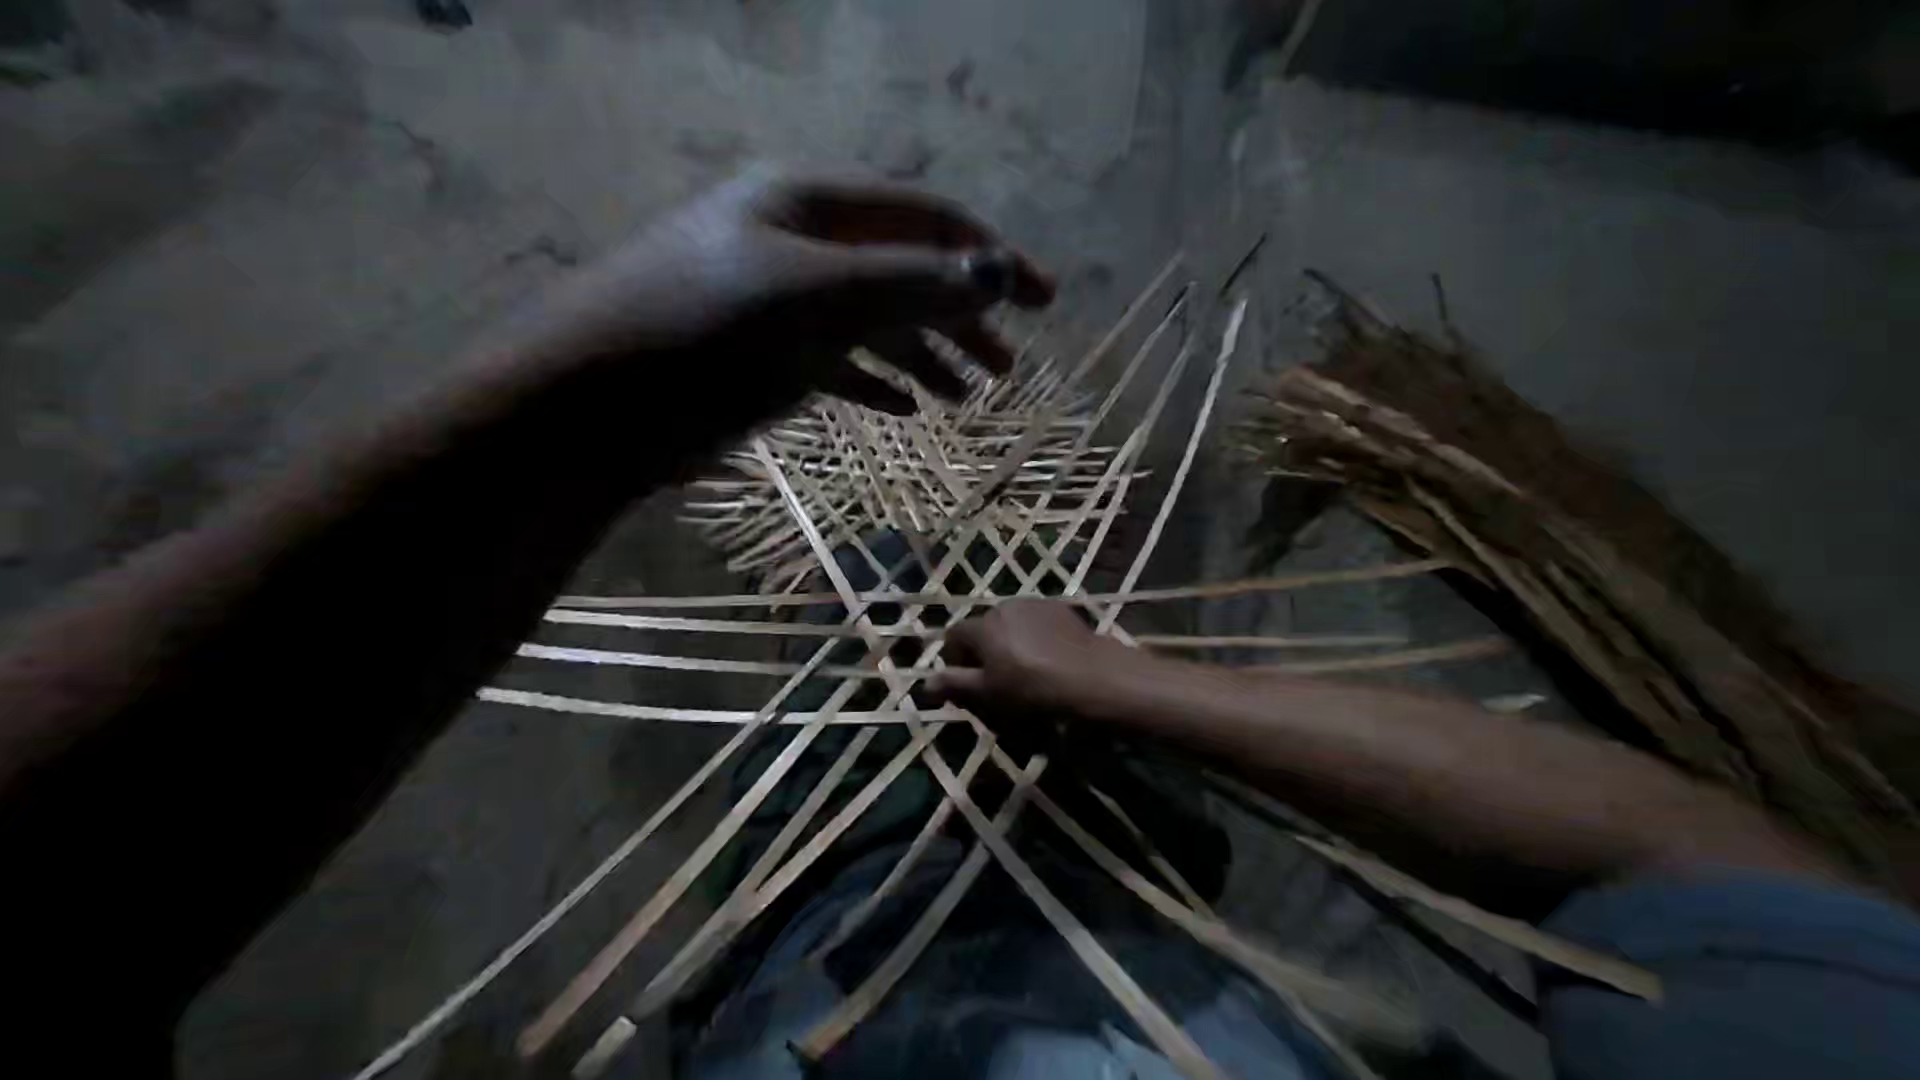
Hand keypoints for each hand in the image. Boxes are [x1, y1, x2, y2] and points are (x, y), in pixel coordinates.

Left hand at [520, 169, 1054, 416]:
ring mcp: (778, 302)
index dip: (991, 256)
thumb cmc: (706, 337)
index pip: (927, 218)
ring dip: (925, 356)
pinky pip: (836, 363)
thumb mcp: (818, 300)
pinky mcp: (760, 358)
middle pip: (903, 272)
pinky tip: (906, 408)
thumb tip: (997, 273)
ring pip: (873, 322)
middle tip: (1008, 369)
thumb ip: (911, 283)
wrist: (592, 406)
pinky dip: (875, 382)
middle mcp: (798, 243)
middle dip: (961, 318)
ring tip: (968, 398)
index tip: (1044, 301)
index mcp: (812, 205)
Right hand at [924, 599, 1134, 722]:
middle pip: (981, 627)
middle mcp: (1002, 606)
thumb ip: (956, 684)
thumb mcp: (989, 692)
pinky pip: (1033, 620)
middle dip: (982, 649)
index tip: (967, 682)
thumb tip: (924, 685)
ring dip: (1008, 640)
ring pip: (1008, 622)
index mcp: (981, 626)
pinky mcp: (1058, 606)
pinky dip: (1032, 634)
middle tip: (997, 677)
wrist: (1090, 675)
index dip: (955, 660)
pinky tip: (1047, 655)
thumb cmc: (1032, 688)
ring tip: (1025, 666)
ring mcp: (1032, 603)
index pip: (953, 637)